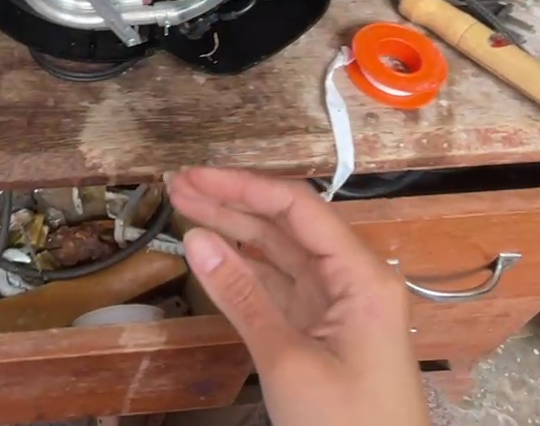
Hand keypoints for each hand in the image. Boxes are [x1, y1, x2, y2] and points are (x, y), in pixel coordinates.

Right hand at [167, 168, 426, 425]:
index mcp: (361, 276)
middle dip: (230, 201)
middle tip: (178, 185)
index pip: (297, 207)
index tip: (195, 177)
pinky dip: (241, 266)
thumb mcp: (288, 362)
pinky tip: (209, 252)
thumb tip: (195, 239)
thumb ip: (241, 296)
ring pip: (277, 249)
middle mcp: (350, 279)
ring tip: (183, 205)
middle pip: (285, 223)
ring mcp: (334, 304)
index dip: (242, 186)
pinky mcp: (319, 328)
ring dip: (230, 228)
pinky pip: (275, 282)